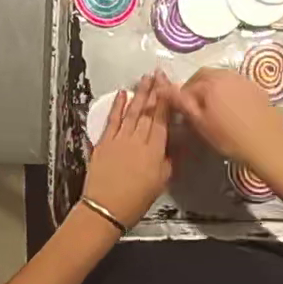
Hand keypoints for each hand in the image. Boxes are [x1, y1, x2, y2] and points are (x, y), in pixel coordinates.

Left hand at [83, 73, 175, 227]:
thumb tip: (178, 142)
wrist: (106, 209)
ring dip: (139, 94)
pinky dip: (117, 106)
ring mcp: (119, 139)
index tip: (169, 85)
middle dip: (154, 91)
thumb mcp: (161, 182)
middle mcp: (138, 140)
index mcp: (155, 150)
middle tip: (158, 74)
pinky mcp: (104, 142)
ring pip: (132, 112)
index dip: (166, 101)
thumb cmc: (136, 201)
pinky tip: (123, 94)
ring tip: (144, 78)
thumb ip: (170, 160)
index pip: (162, 120)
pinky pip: (112, 120)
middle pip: (148, 111)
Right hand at [166, 68, 282, 180]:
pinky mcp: (255, 87)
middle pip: (204, 75)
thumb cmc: (229, 136)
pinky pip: (235, 83)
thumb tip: (163, 87)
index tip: (182, 113)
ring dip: (211, 88)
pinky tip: (230, 108)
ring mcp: (243, 79)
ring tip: (212, 108)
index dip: (181, 98)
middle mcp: (226, 75)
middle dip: (195, 87)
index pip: (188, 85)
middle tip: (195, 107)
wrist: (266, 143)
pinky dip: (226, 91)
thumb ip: (182, 103)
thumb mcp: (200, 123)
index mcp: (210, 82)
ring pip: (220, 78)